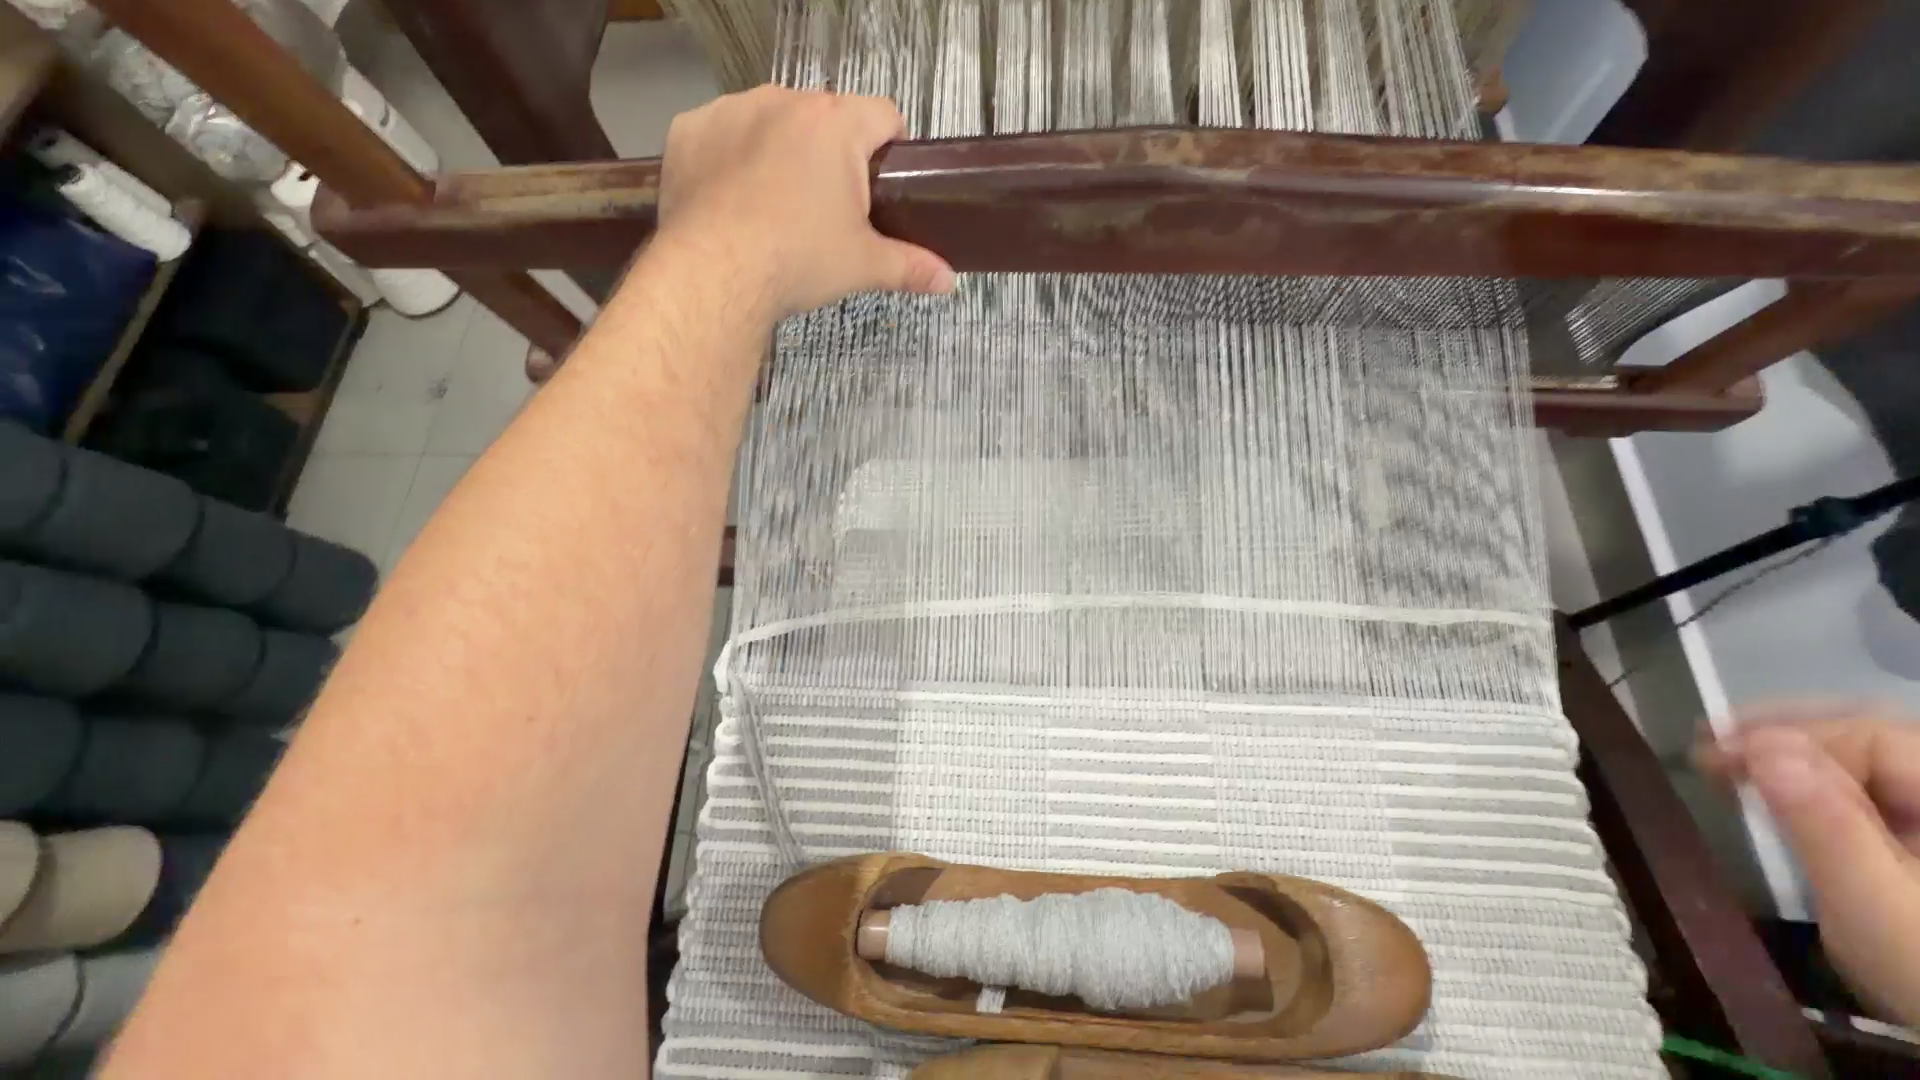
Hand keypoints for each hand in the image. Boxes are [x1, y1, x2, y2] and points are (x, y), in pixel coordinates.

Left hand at [655, 86, 955, 319]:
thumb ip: (911, 266)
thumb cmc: (797, 261)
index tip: (882, 188)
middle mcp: (783, 101)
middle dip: (831, 156)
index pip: (884, 115)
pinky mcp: (690, 130)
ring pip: (771, 123)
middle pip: (825, 119)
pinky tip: (731, 201)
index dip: (891, 150)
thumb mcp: (864, 266)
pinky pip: (721, 135)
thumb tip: (947, 280)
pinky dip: (729, 161)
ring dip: (779, 152)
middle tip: (828, 212)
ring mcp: (731, 111)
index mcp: (836, 125)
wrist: (714, 275)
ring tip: (774, 208)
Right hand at [1695, 702, 1919, 1024]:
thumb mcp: (1873, 904)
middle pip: (1876, 740)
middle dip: (1787, 736)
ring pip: (1874, 764)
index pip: (1871, 738)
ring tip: (1727, 763)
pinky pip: (1880, 792)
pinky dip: (1821, 785)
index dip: (1787, 737)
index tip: (1708, 754)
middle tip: (1707, 745)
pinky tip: (1777, 792)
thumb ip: (1824, 822)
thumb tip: (1764, 745)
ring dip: (1797, 757)